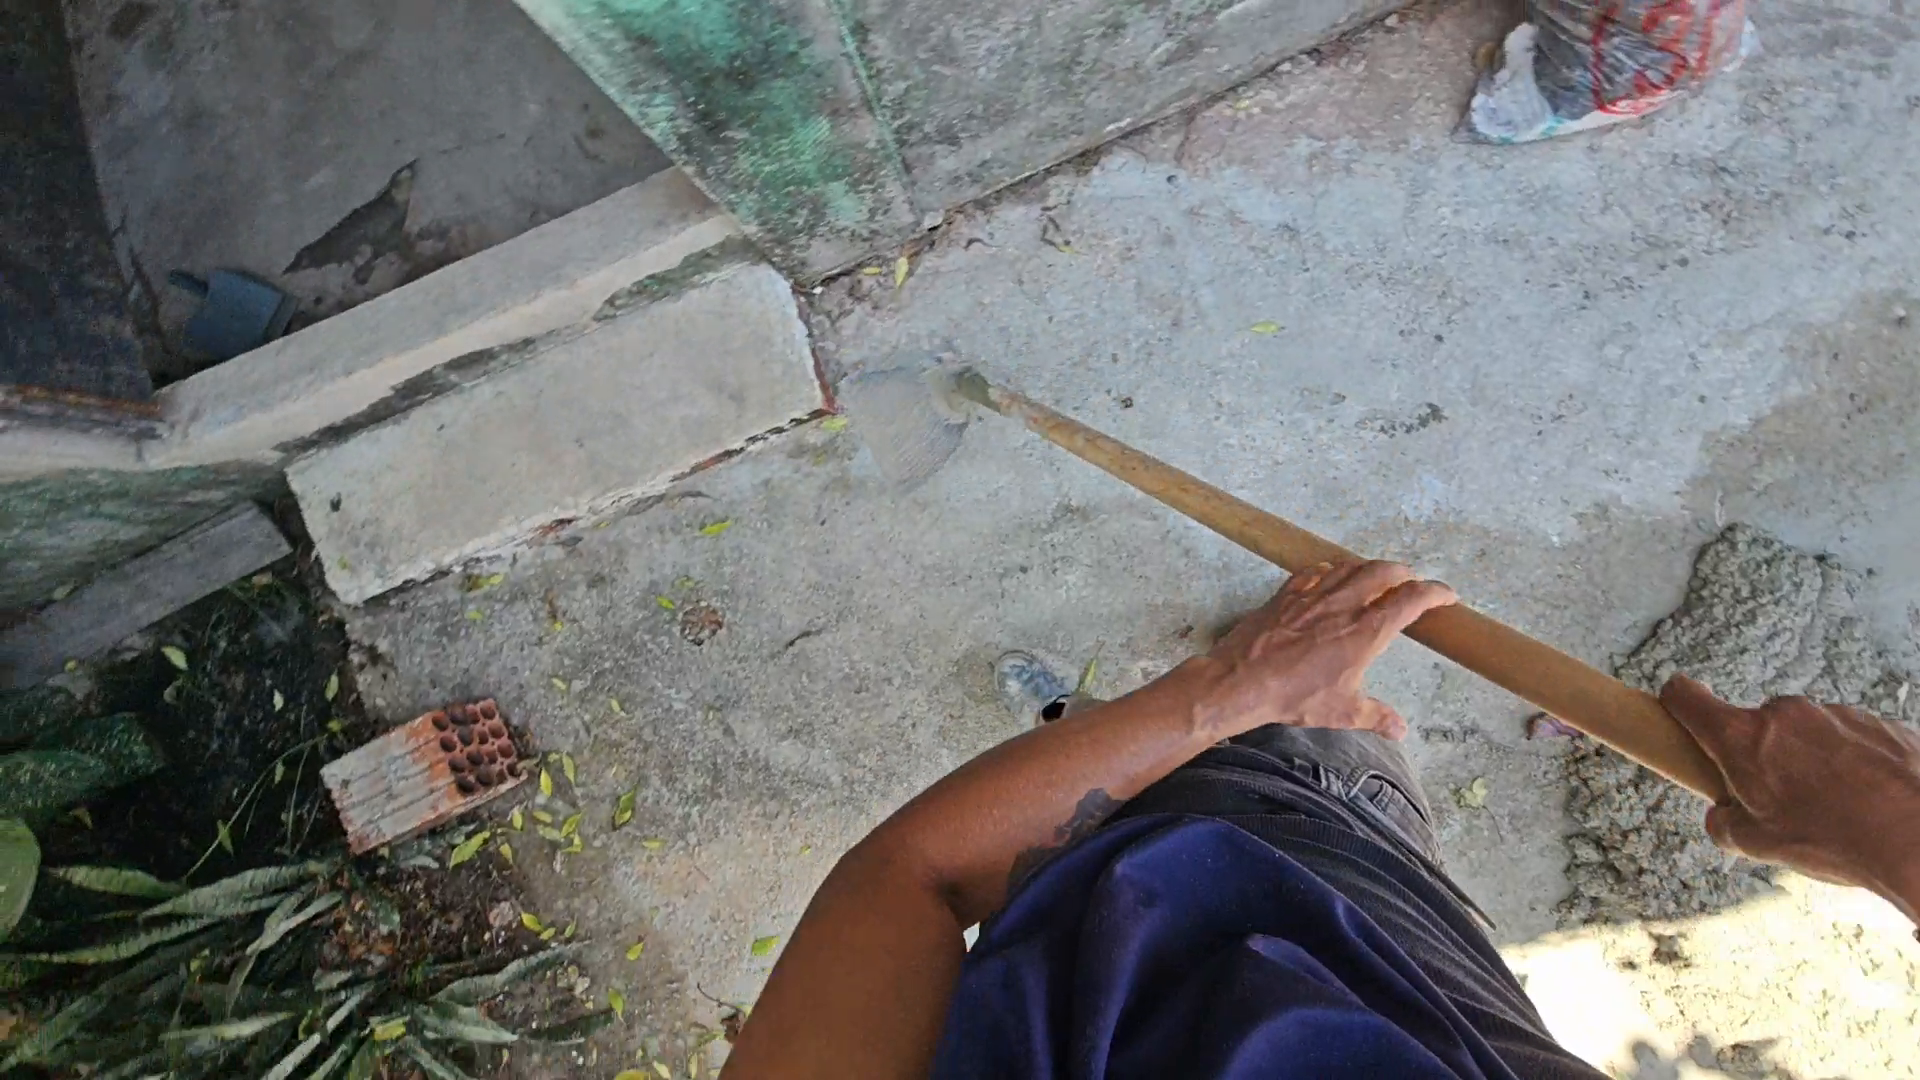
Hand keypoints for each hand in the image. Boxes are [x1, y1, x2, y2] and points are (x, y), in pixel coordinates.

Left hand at [1190, 560, 1456, 740]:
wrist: (1240, 681)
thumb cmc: (1293, 697)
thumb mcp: (1341, 712)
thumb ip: (1376, 716)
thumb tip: (1400, 729)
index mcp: (1364, 632)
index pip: (1410, 600)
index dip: (1435, 593)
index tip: (1447, 596)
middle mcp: (1341, 606)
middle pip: (1382, 571)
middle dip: (1403, 573)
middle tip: (1410, 583)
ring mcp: (1310, 596)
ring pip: (1347, 567)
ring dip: (1367, 568)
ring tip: (1374, 578)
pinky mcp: (1284, 595)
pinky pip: (1311, 572)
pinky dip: (1328, 570)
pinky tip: (1329, 577)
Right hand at [1661, 675, 1919, 918]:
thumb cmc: (1838, 841)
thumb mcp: (1756, 844)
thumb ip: (1723, 820)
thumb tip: (1723, 814)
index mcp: (1740, 735)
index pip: (1683, 694)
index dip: (1676, 702)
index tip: (1683, 717)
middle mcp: (1786, 714)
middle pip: (1757, 721)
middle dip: (1765, 750)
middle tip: (1785, 791)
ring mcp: (1842, 716)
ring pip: (1811, 730)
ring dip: (1815, 755)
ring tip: (1844, 801)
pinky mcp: (1890, 727)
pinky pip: (1859, 738)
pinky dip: (1861, 761)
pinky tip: (1879, 797)